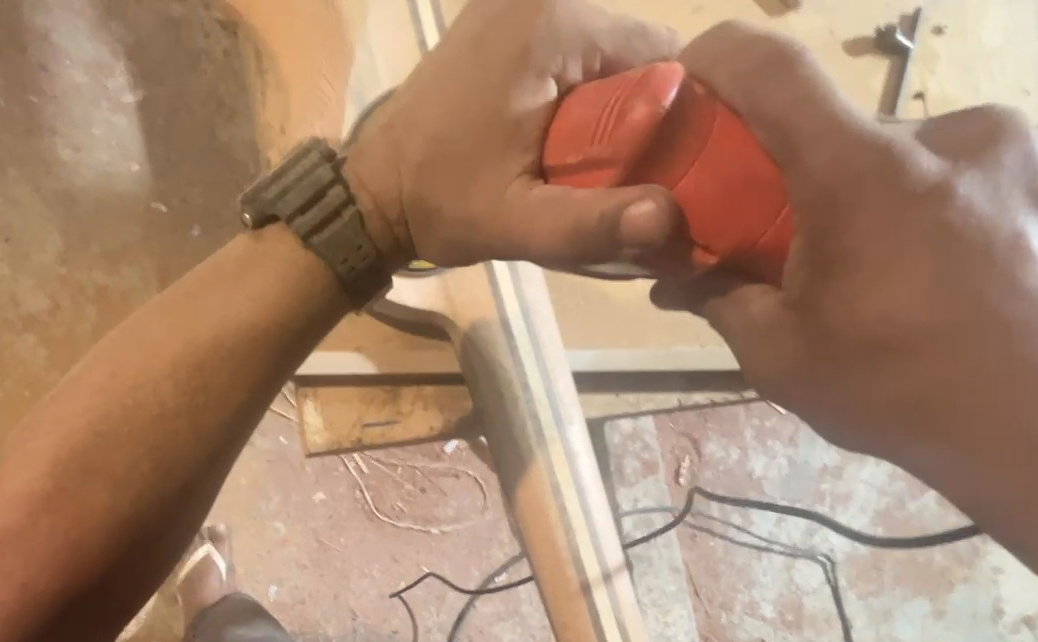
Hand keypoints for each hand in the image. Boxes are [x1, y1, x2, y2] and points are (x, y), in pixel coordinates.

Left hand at [342, 0, 682, 269]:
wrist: (370, 195)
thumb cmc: (439, 205)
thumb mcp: (517, 223)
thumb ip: (590, 223)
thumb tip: (667, 218)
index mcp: (554, 23)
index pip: (658, 57)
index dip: (662, 121)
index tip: (637, 172)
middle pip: (625, 56)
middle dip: (624, 118)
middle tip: (591, 178)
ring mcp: (508, 5)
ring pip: (593, 57)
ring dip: (592, 111)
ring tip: (560, 165)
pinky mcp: (490, 24)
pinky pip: (557, 55)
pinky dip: (561, 96)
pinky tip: (538, 140)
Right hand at [657, 22, 1037, 499]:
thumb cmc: (903, 394)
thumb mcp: (783, 359)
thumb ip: (724, 299)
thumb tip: (680, 275)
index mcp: (863, 178)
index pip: (777, 76)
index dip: (724, 59)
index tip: (695, 71)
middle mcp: (952, 135)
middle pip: (858, 143)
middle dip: (826, 195)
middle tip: (827, 266)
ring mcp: (1035, 145)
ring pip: (933, 164)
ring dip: (903, 209)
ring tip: (915, 288)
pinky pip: (1001, 177)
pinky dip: (970, 215)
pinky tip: (981, 281)